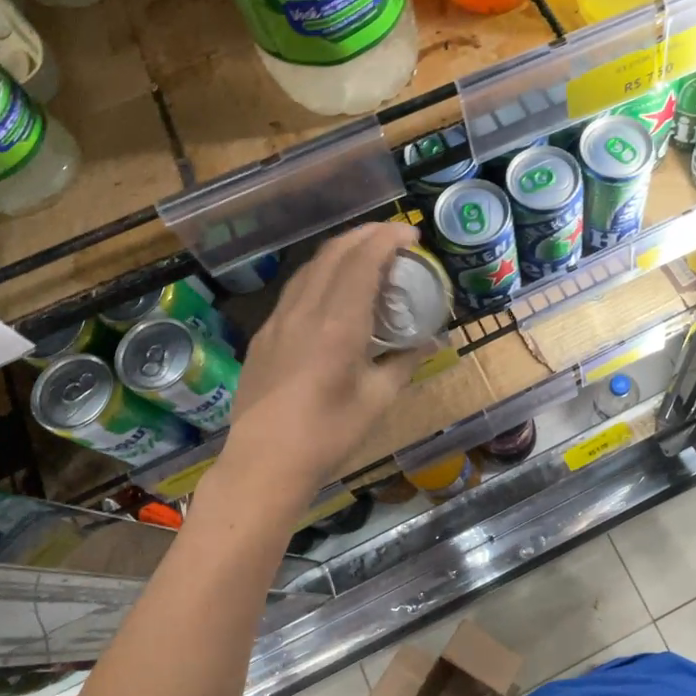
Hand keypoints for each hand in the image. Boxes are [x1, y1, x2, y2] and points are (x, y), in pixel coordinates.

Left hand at [220, 223, 425, 486]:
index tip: (412, 233)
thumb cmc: (328, 434)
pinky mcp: (265, 335)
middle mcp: (305, 311)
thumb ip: (404, 362)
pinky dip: (322, 275)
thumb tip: (432, 342)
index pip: (362, 260)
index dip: (388, 238)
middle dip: (366, 235)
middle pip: (334, 253)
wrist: (264, 461)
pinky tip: (333, 293)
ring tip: (367, 258)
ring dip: (342, 252)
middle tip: (395, 238)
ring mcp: (278, 320)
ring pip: (311, 268)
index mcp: (338, 323)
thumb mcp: (377, 399)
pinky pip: (296, 290)